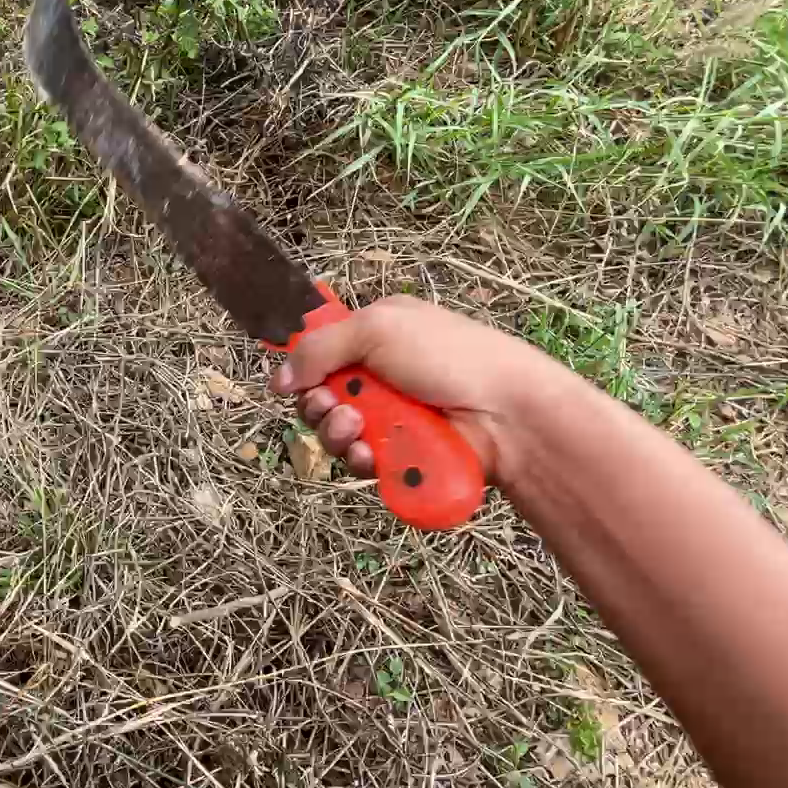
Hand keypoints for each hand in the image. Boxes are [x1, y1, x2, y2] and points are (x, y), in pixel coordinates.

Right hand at [268, 294, 573, 485]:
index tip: (294, 378)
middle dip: (316, 402)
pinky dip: (358, 457)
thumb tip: (278, 380)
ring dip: (335, 430)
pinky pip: (357, 459)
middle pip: (318, 393)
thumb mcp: (378, 328)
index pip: (319, 348)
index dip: (302, 365)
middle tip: (331, 403)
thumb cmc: (451, 357)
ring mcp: (387, 414)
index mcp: (374, 333)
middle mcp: (377, 373)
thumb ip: (319, 348)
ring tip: (355, 427)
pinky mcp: (396, 451)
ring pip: (332, 429)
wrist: (510, 414)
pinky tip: (370, 453)